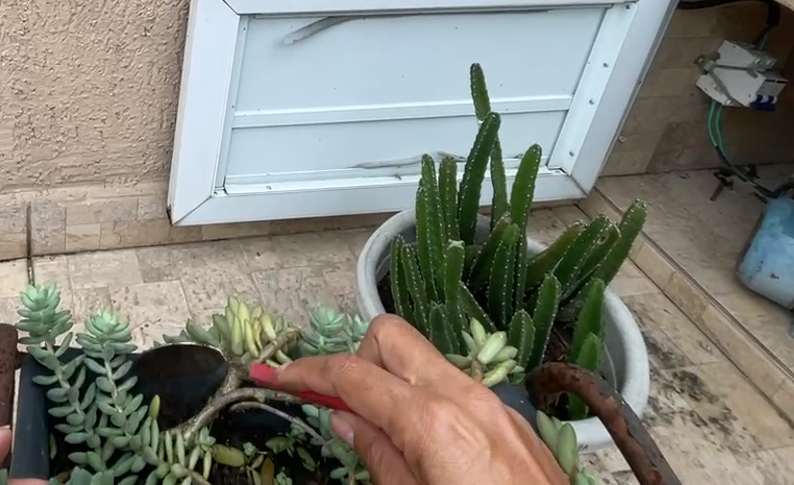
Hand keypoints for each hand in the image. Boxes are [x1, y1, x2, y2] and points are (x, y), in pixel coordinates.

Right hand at [275, 314, 566, 484]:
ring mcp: (494, 406)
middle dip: (359, 359)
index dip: (306, 372)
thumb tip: (346, 418)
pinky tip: (430, 447)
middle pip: (389, 336)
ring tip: (390, 433)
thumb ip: (377, 456)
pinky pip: (455, 386)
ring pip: (424, 359)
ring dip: (394, 380)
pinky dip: (428, 398)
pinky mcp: (515, 424)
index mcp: (432, 421)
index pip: (351, 374)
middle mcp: (463, 397)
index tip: (278, 376)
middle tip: (350, 406)